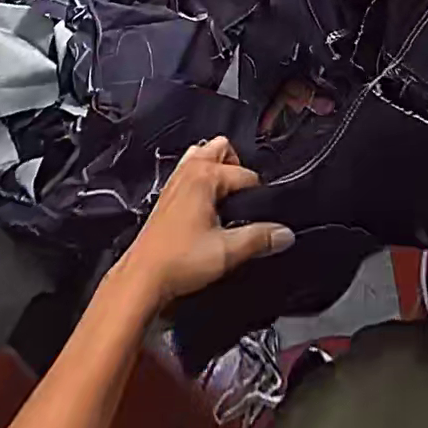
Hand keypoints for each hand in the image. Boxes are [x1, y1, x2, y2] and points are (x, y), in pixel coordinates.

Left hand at [112, 137, 293, 307]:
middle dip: (237, 167)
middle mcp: (189, 171)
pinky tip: (205, 203)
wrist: (142, 279)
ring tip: (225, 196)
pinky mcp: (166, 194)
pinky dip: (200, 176)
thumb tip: (285, 233)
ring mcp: (175, 180)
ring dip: (217, 167)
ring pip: (202, 154)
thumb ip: (259, 239)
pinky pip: (188, 168)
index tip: (261, 215)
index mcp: (205, 177)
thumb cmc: (180, 261)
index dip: (258, 194)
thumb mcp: (227, 251)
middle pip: (221, 148)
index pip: (246, 175)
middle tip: (242, 197)